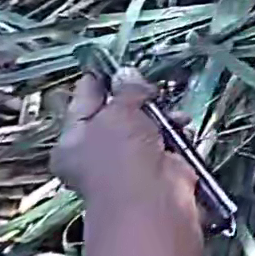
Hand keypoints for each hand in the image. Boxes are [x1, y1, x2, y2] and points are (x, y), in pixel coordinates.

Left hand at [52, 66, 194, 216]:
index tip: (109, 61)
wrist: (151, 194)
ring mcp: (127, 157)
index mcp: (72, 140)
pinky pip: (165, 135)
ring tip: (171, 109)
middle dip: (135, 96)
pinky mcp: (156, 161)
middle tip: (148, 82)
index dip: (98, 81)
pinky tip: (182, 122)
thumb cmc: (120, 154)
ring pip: (144, 122)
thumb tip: (127, 73)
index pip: (83, 102)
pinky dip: (175, 127)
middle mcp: (96, 149)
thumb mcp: (117, 114)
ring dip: (160, 112)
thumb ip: (124, 92)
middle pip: (116, 112)